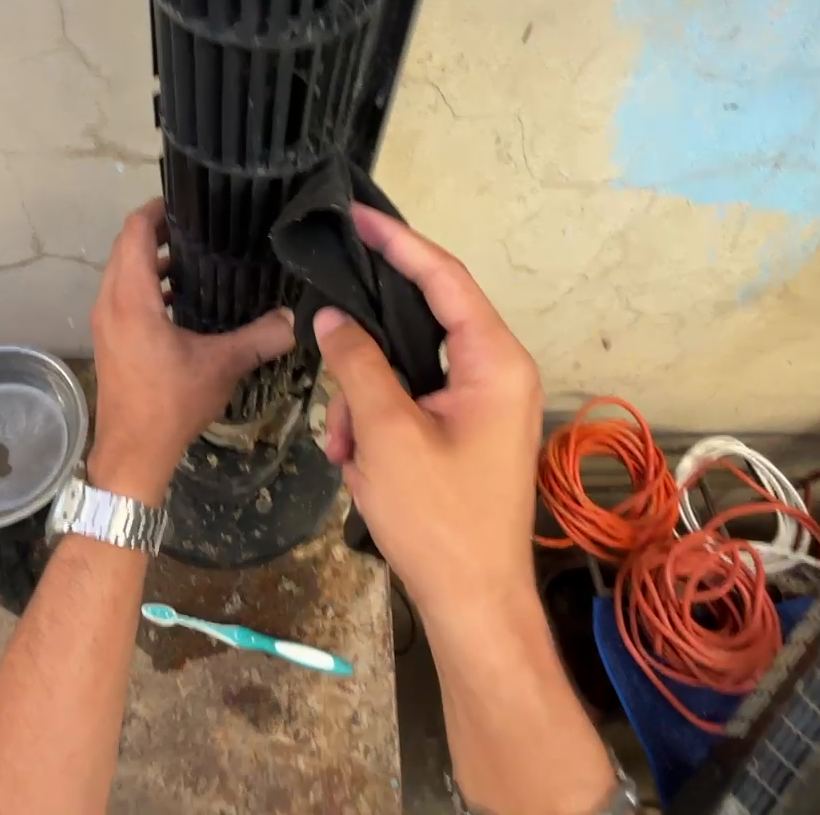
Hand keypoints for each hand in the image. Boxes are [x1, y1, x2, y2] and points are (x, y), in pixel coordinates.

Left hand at [88, 199, 296, 504]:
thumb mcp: (221, 366)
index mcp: (131, 298)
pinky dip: (144, 286)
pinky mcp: (109, 340)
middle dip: (156, 232)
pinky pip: (122, 296)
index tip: (187, 202)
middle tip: (198, 226)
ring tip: (191, 257)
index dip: (156, 210)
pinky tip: (179, 299)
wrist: (132, 454)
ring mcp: (105, 323)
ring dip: (149, 260)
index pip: (135, 233)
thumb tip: (294, 319)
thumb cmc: (170, 403)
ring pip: (121, 273)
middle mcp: (110, 302)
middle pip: (125, 248)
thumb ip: (260, 338)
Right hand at [316, 204, 542, 623]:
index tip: (358, 216)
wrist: (471, 603)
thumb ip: (357, 362)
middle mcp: (495, 371)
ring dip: (363, 399)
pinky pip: (408, 401)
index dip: (399, 242)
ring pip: (402, 368)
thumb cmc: (438, 518)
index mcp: (493, 361)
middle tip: (324, 348)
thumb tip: (330, 317)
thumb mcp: (387, 433)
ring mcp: (479, 402)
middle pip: (417, 323)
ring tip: (344, 446)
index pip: (444, 278)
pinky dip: (376, 422)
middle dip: (363, 349)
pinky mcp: (462, 428)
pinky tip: (356, 460)